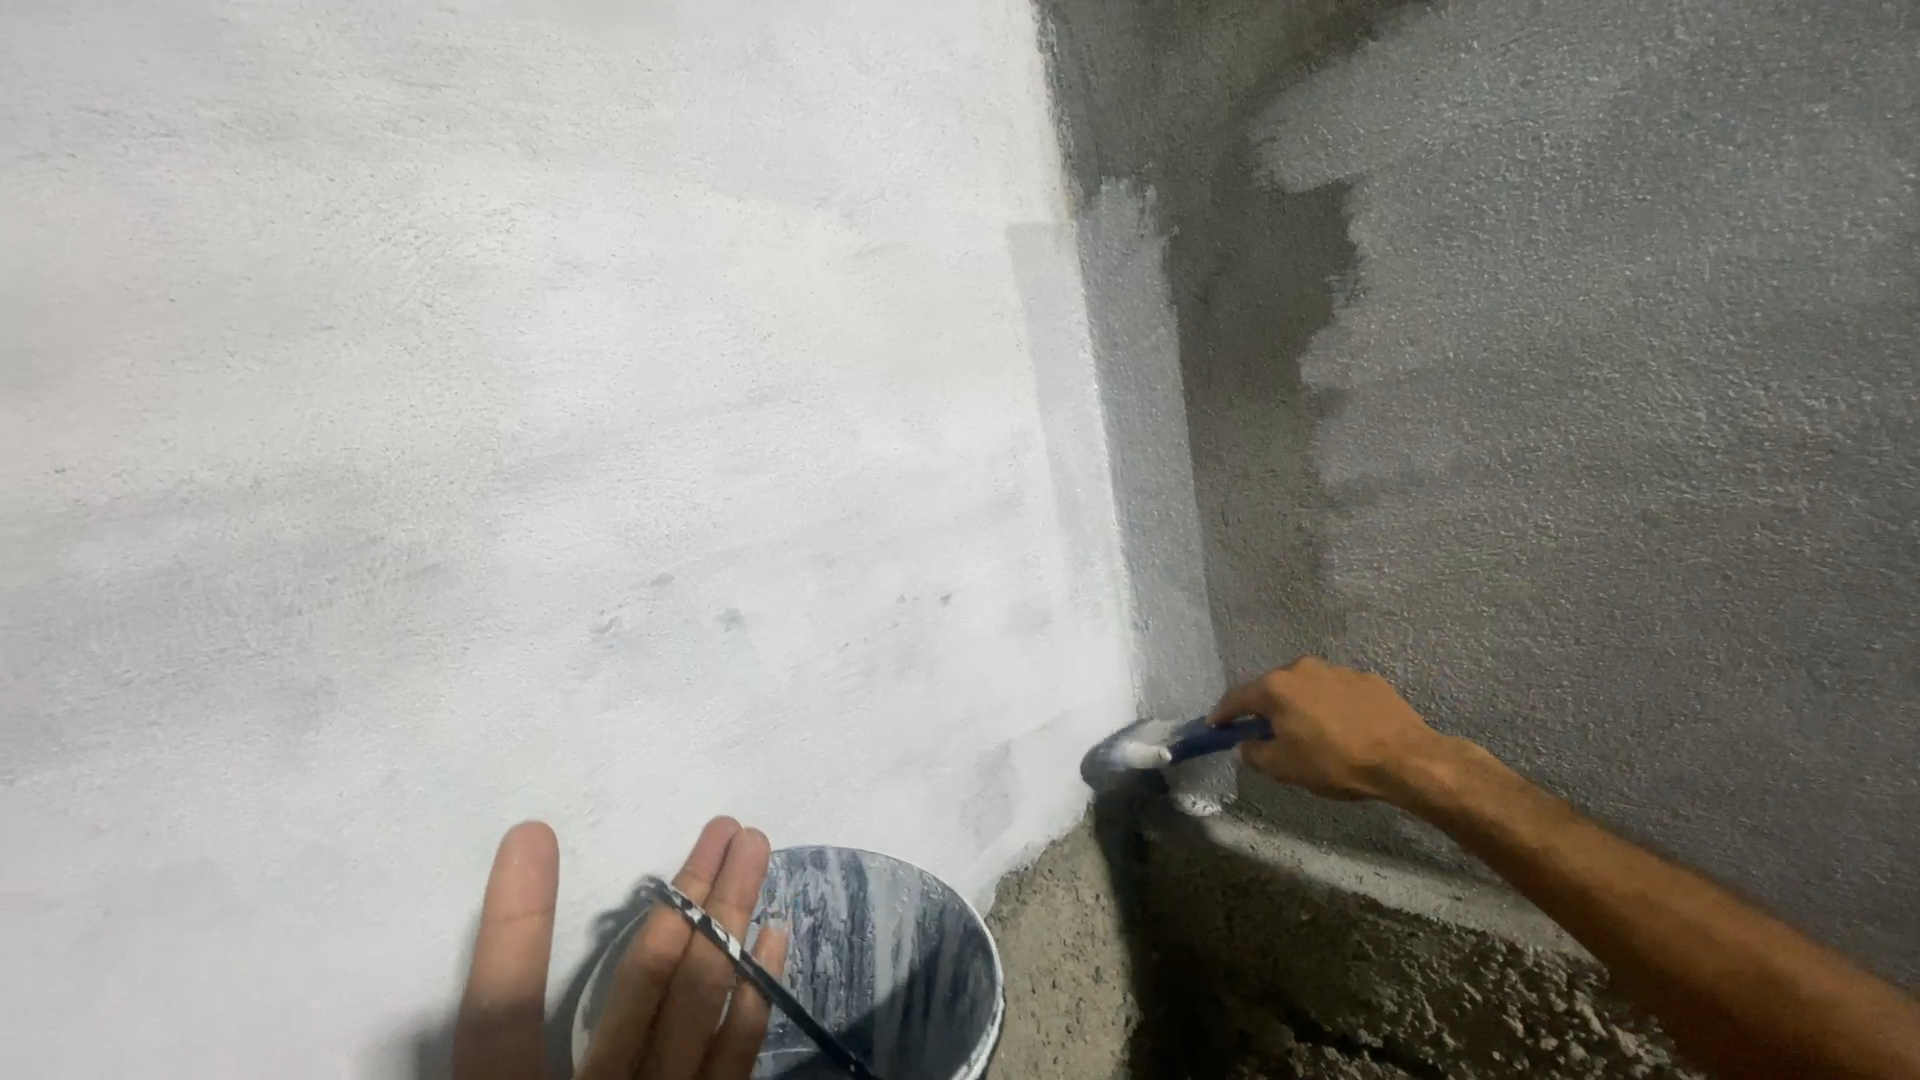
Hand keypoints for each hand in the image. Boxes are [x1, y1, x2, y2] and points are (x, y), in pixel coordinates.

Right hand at [452, 817, 787, 1079]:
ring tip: (754, 853)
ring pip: (701, 1002)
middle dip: (688, 896)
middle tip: (727, 828)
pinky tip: (772, 936)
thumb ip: (502, 1045)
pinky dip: (756, 990)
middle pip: (644, 983)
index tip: (532, 836)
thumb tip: (507, 933)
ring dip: (731, 918)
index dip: (515, 924)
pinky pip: (736, 1057)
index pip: (500, 1016)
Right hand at [1208, 655, 1449, 800]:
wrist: (1406, 758)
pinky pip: (1336, 691)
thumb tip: (1245, 745)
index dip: (1223, 714)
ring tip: (1309, 730)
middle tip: (1265, 731)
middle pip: (1272, 688)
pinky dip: (1330, 705)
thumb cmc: (1335, 762)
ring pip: (1306, 687)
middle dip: (1265, 708)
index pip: (1236, 698)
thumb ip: (1255, 753)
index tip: (1215, 726)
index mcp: (1276, 688)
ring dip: (1300, 705)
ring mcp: (1337, 670)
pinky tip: (1342, 727)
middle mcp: (1302, 669)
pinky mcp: (1367, 679)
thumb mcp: (1285, 768)